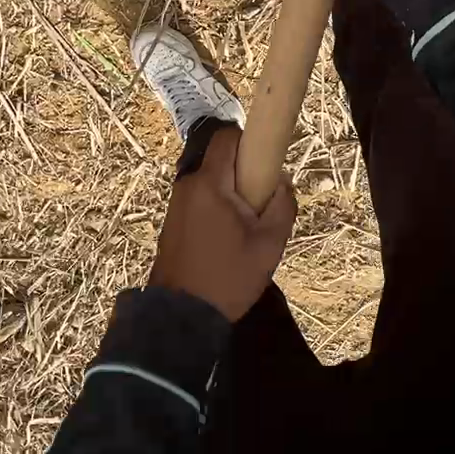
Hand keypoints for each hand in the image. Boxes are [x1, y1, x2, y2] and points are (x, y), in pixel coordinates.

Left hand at [148, 126, 296, 321]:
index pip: (226, 137)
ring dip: (229, 194)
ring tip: (244, 230)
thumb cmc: (228, 278)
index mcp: (210, 183)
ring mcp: (176, 204)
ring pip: (210, 182)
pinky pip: (199, 200)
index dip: (248, 141)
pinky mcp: (172, 221)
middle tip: (259, 204)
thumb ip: (282, 206)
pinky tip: (225, 241)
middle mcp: (188, 185)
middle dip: (243, 173)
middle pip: (220, 160)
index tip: (264, 164)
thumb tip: (282, 181)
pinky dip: (215, 209)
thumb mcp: (269, 245)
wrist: (181, 317)